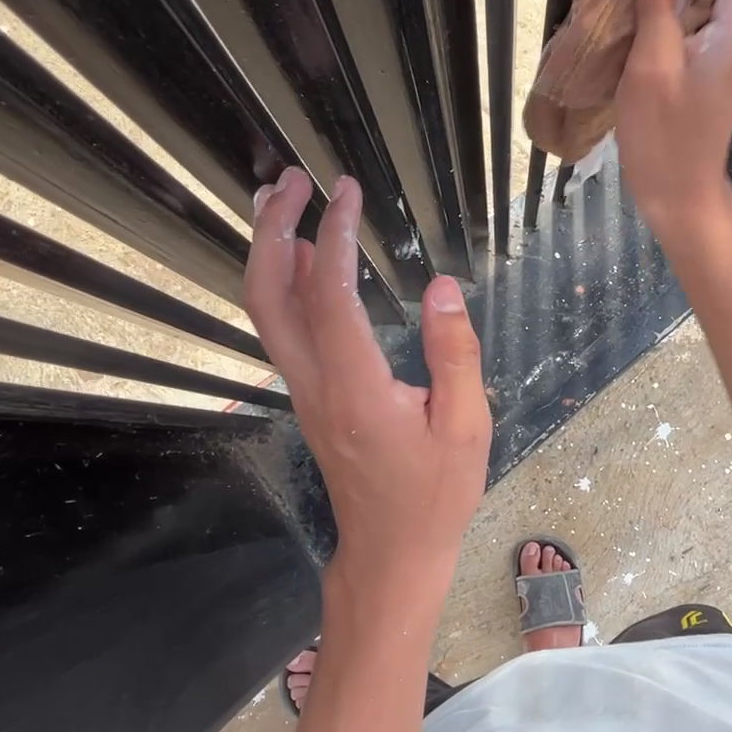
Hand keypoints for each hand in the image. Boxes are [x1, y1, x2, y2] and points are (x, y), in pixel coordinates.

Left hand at [242, 167, 491, 589]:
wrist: (390, 551)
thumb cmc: (435, 493)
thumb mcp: (466, 426)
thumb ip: (455, 354)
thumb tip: (443, 285)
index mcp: (355, 388)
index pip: (331, 296)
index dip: (337, 236)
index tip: (347, 191)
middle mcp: (314, 383)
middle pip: (268, 296)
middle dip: (272, 230)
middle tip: (291, 180)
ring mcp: (304, 391)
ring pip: (266, 311)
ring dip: (269, 251)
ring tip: (284, 200)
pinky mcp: (310, 396)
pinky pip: (283, 328)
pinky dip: (284, 281)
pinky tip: (305, 257)